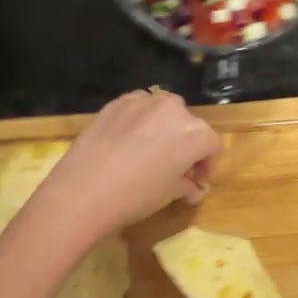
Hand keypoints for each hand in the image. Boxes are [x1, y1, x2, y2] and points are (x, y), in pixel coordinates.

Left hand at [34, 88, 221, 238]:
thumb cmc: (137, 196)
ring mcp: (143, 101)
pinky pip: (138, 108)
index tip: (194, 179)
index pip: (212, 145)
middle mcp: (173, 109)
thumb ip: (186, 185)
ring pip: (163, 112)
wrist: (85, 190)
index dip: (206, 164)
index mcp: (195, 133)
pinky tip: (126, 143)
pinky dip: (139, 121)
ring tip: (148, 152)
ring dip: (163, 129)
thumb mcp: (169, 194)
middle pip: (189, 124)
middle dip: (185, 144)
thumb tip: (192, 188)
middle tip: (173, 166)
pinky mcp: (116, 102)